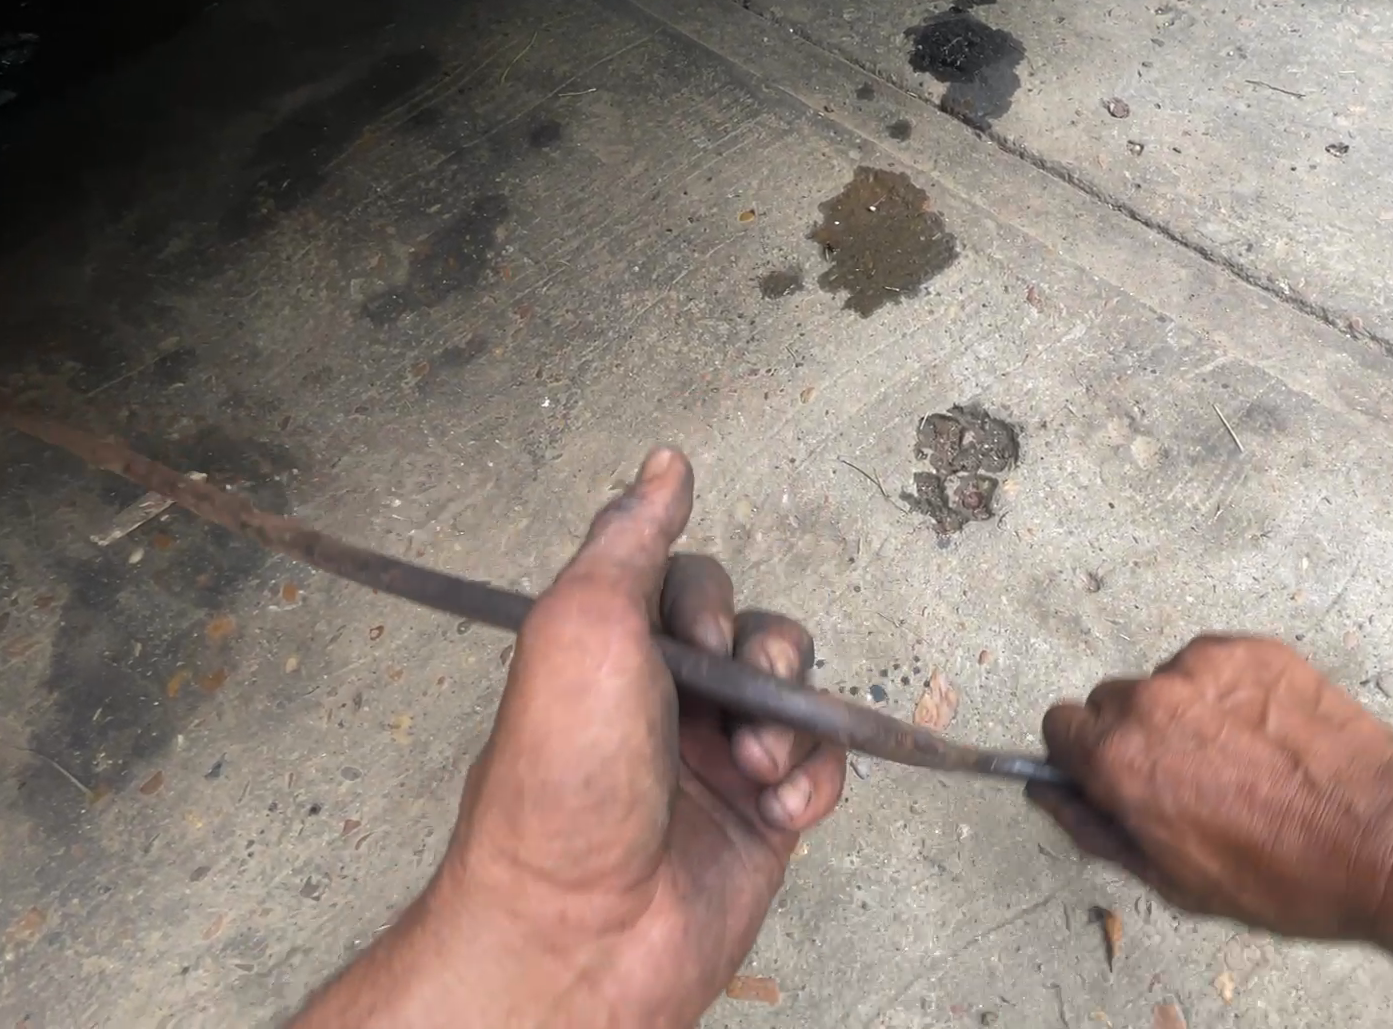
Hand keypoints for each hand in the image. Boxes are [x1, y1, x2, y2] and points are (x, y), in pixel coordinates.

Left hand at [294, 449, 845, 1026]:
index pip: (701, 586)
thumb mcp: (585, 628)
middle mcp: (679, 695)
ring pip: (802, 699)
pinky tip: (779, 807)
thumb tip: (666, 461)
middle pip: (764, 636)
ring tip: (757, 769)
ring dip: (794, 726)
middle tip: (745, 700)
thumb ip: (631, 540)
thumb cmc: (570, 773)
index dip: (710, 604)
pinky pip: (823, 765)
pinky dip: (814, 779)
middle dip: (768, 663)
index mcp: (629, 649)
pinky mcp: (766, 810)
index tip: (692, 644)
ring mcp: (726, 754)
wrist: (583, 932)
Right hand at [1027, 635, 1392, 939]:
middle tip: (1185, 770)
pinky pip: (1208, 663)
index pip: (1058, 723)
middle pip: (1107, 700)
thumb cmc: (1280, 874)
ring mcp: (1196, 667)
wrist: (1386, 835)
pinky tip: (1264, 729)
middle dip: (1130, 731)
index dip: (1081, 751)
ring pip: (1160, 681)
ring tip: (1239, 753)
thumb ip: (1092, 829)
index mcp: (1117, 758)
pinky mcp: (1242, 648)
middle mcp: (1145, 701)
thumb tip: (1043, 792)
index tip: (1111, 771)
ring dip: (1179, 709)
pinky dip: (1223, 689)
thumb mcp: (1172, 879)